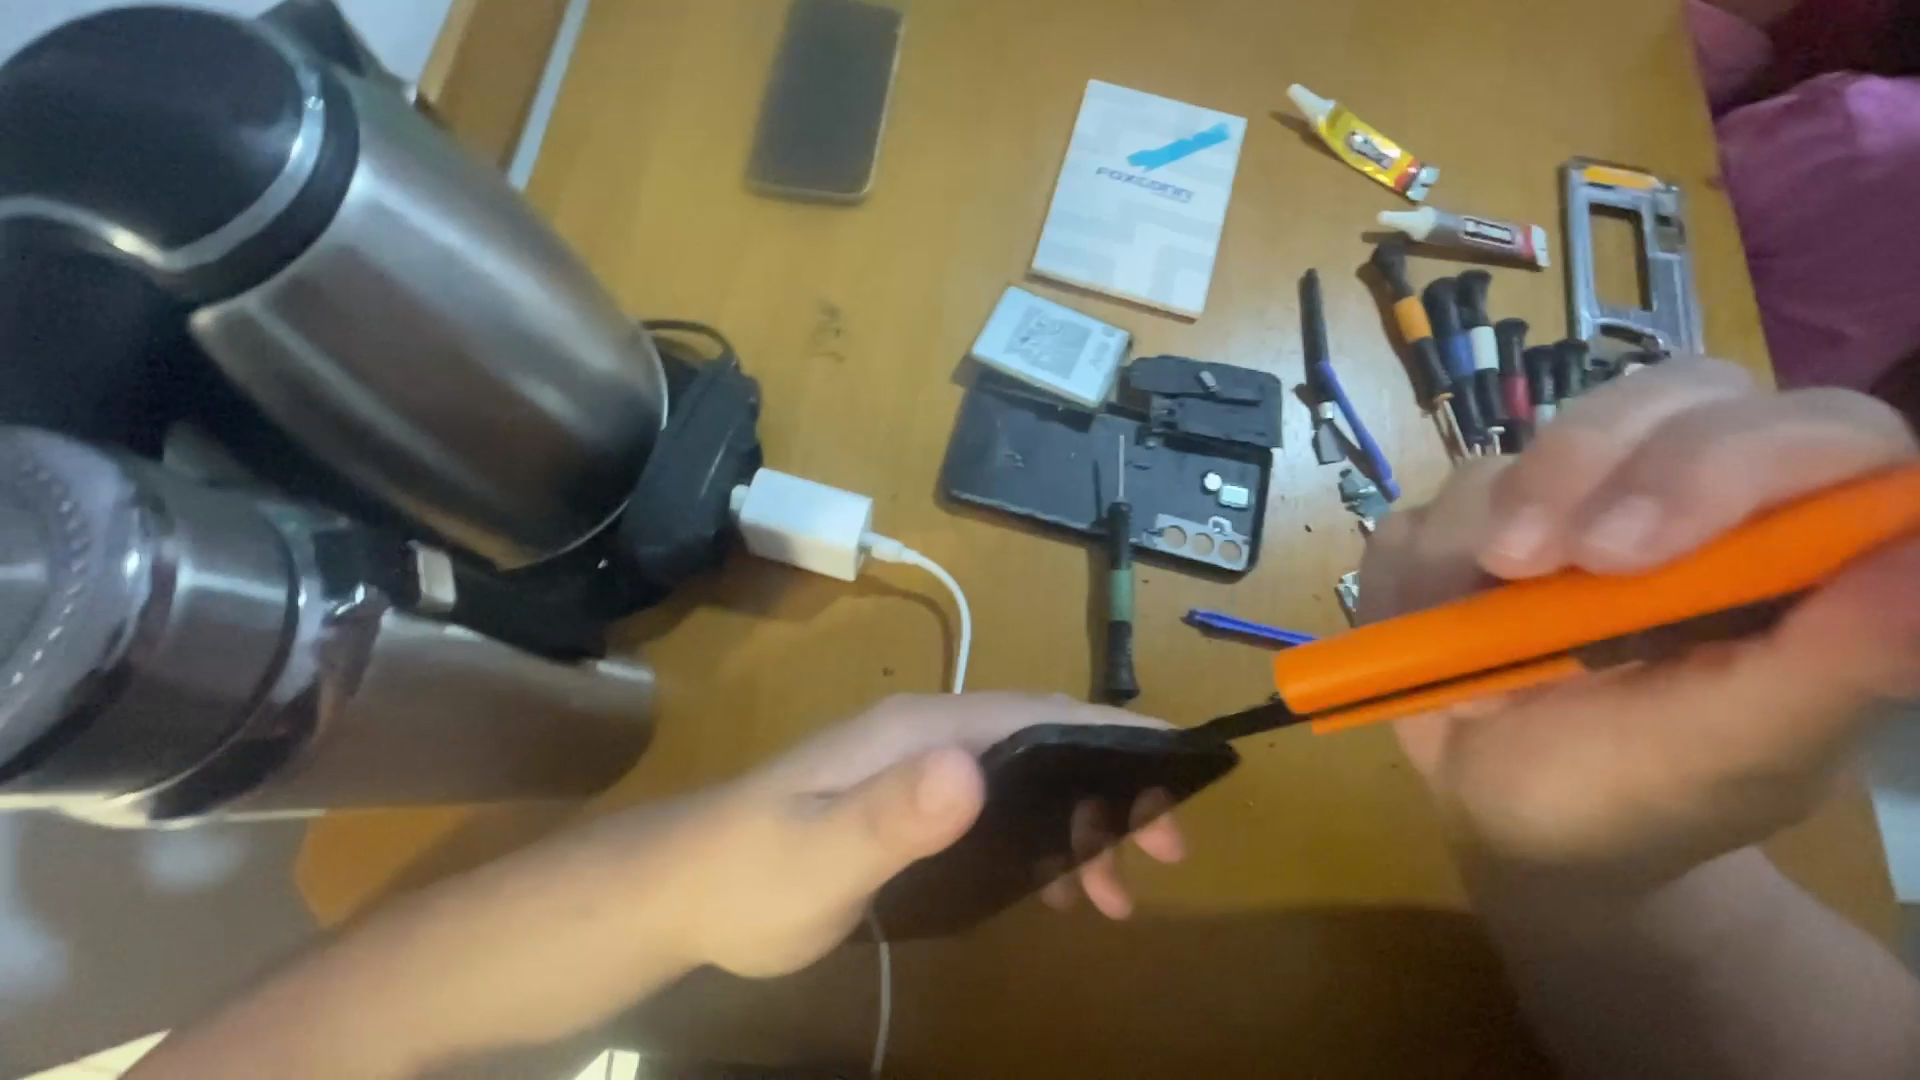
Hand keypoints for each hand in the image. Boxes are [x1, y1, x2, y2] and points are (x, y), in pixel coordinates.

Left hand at [655, 693, 1183, 976]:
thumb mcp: (823, 850)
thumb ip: (892, 811)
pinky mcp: (912, 811)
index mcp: (924, 731)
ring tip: (1120, 894)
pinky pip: (1000, 816)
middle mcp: (932, 739)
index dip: (1110, 736)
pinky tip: (1058, 893)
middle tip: (1169, 852)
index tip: (1178, 770)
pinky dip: (1042, 847)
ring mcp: (921, 773)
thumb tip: (971, 770)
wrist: (687, 889)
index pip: (1036, 715)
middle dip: (1113, 789)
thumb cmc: (755, 870)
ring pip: (1027, 784)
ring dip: (1081, 829)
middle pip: (1043, 746)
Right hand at [1361, 359, 1919, 886]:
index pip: (1800, 433)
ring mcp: (1550, 513)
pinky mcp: (1455, 534)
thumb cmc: (1639, 798)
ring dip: (1465, 544)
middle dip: (1571, 470)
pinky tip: (1426, 632)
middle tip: (1517, 563)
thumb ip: (1839, 662)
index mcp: (1785, 544)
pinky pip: (1415, 518)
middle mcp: (1672, 501)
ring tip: (1460, 635)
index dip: (1712, 463)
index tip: (1617, 555)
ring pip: (1504, 462)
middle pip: (1649, 401)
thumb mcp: (1740, 751)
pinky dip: (1408, 577)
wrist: (1509, 819)